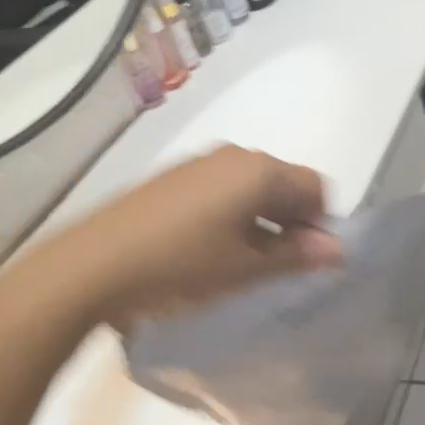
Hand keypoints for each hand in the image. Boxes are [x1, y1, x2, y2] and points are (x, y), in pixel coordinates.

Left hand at [43, 145, 343, 322]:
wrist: (87, 268)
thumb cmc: (178, 267)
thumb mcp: (244, 269)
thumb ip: (295, 256)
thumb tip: (338, 249)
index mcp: (261, 170)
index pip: (316, 186)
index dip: (319, 223)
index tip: (304, 262)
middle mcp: (236, 155)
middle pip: (284, 183)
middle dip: (289, 222)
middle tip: (274, 269)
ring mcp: (201, 163)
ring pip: (251, 187)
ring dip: (258, 220)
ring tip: (237, 265)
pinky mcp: (173, 177)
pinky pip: (221, 190)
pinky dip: (229, 215)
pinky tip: (204, 252)